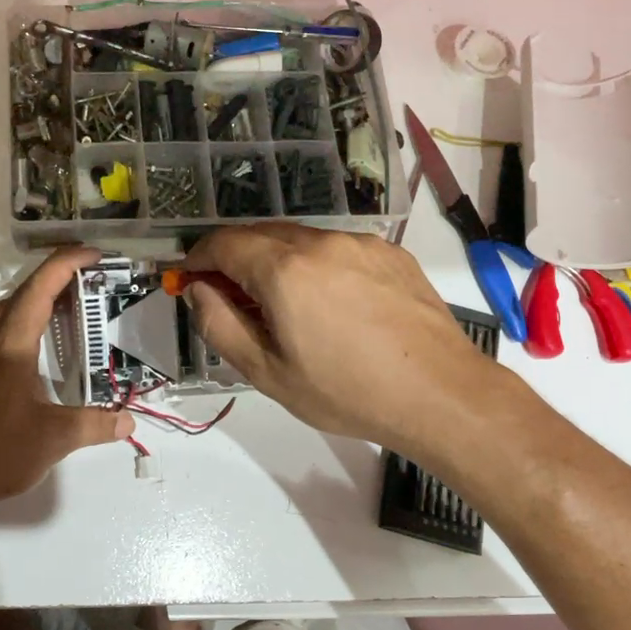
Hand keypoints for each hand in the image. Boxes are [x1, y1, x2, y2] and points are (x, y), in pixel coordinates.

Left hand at [0, 247, 132, 518]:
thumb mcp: (53, 440)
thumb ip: (93, 425)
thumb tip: (127, 420)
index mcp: (10, 346)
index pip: (39, 289)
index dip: (65, 264)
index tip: (92, 254)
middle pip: (18, 295)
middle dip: (52, 280)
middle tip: (85, 281)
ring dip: (27, 302)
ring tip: (56, 308)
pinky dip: (5, 327)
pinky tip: (11, 347)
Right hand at [181, 223, 529, 456]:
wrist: (441, 395)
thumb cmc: (347, 392)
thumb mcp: (267, 372)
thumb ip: (219, 324)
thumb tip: (196, 290)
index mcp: (284, 269)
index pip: (223, 243)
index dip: (197, 258)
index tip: (188, 278)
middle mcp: (320, 242)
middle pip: (259, 234)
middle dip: (234, 258)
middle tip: (229, 296)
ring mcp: (360, 243)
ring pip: (299, 240)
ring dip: (276, 261)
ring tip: (283, 306)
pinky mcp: (390, 253)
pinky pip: (337, 249)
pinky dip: (316, 266)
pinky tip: (331, 306)